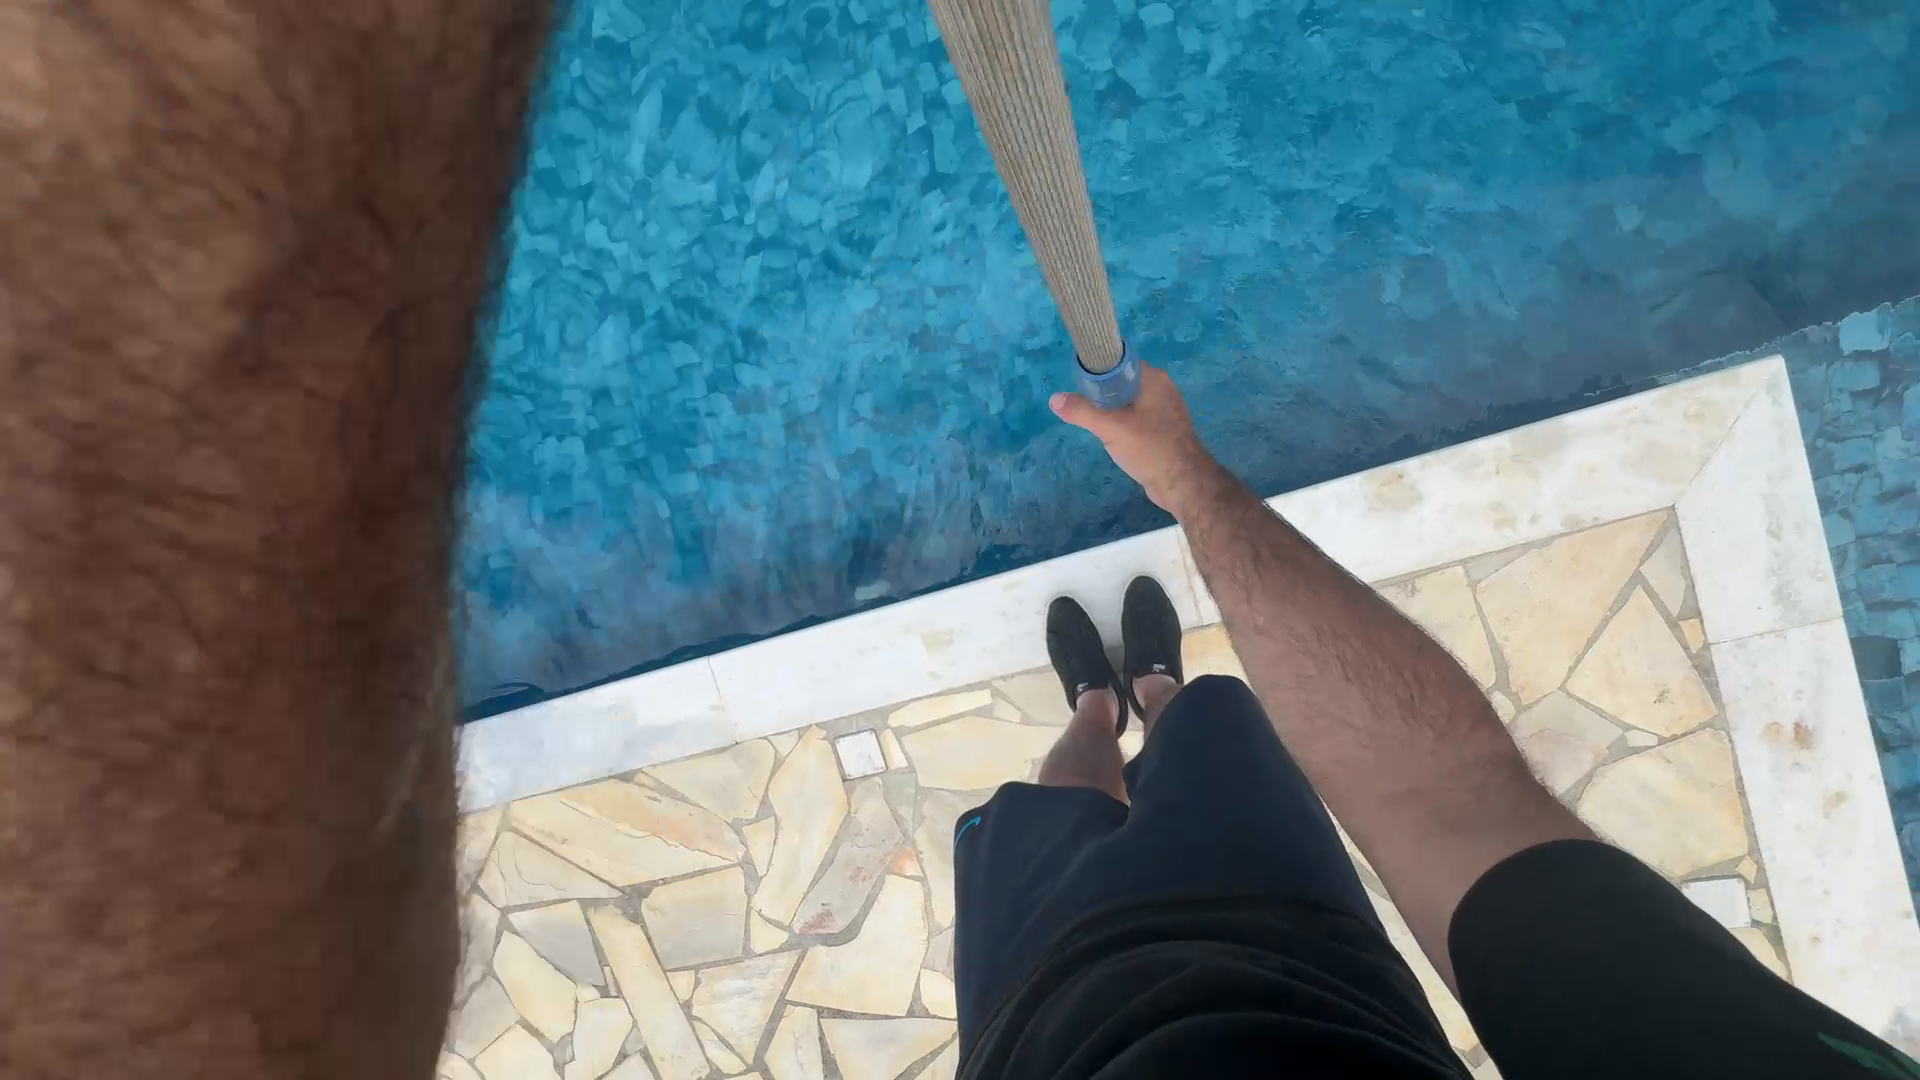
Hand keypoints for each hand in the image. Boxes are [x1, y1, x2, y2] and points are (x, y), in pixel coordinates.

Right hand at [1050, 363, 1230, 516]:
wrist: (1182, 482)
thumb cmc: (1149, 447)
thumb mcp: (1110, 427)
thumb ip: (1082, 411)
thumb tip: (1054, 399)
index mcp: (1153, 379)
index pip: (1120, 362)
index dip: (1098, 368)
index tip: (1078, 383)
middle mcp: (1161, 389)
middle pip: (1122, 382)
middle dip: (1101, 393)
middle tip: (1082, 405)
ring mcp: (1164, 410)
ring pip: (1129, 402)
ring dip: (1111, 410)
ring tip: (1094, 422)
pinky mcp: (1163, 429)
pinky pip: (1137, 418)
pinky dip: (1122, 423)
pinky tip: (1112, 436)